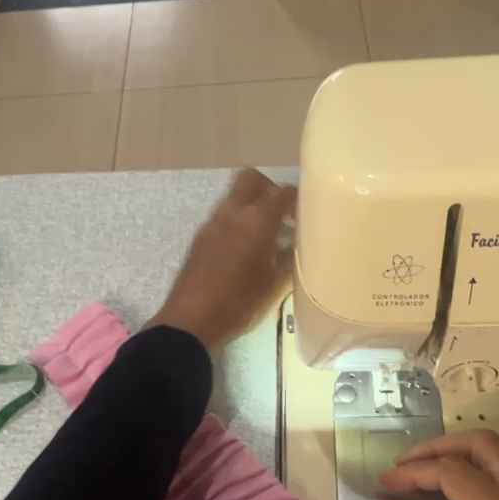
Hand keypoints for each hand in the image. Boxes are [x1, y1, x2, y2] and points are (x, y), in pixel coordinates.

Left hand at [147, 169, 295, 350]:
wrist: (191, 321)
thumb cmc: (240, 303)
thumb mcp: (275, 286)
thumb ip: (289, 260)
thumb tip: (294, 248)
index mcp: (257, 220)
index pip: (284, 193)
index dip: (298, 199)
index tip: (306, 213)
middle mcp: (233, 212)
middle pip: (252, 178)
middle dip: (269, 189)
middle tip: (281, 213)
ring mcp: (212, 223)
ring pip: (234, 197)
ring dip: (250, 206)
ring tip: (265, 235)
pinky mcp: (199, 238)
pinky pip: (222, 217)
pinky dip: (236, 223)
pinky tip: (244, 250)